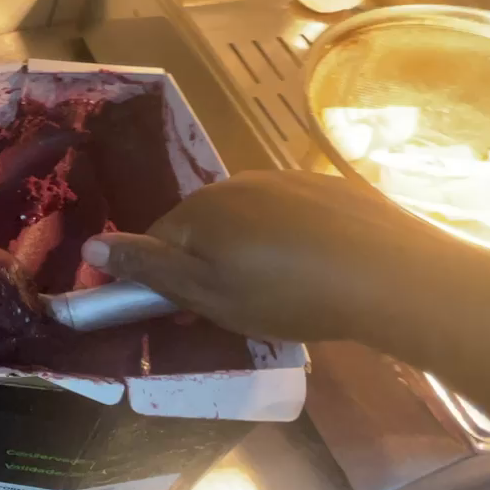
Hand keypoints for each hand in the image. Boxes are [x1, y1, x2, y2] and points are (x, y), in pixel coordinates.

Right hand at [80, 170, 489, 344]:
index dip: (165, 277)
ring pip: (245, 218)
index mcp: (201, 208)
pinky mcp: (330, 187)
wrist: (399, 280)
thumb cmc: (288, 294)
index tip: (186, 310)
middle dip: (206, 261)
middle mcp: (237, 182)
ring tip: (280, 288)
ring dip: (246, 249)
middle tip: (233, 304)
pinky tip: (315, 267)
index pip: (158, 239)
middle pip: (201, 226)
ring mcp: (287, 179)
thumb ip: (147, 267)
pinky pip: (287, 214)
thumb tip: (90, 245)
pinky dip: (288, 238)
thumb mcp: (205, 293)